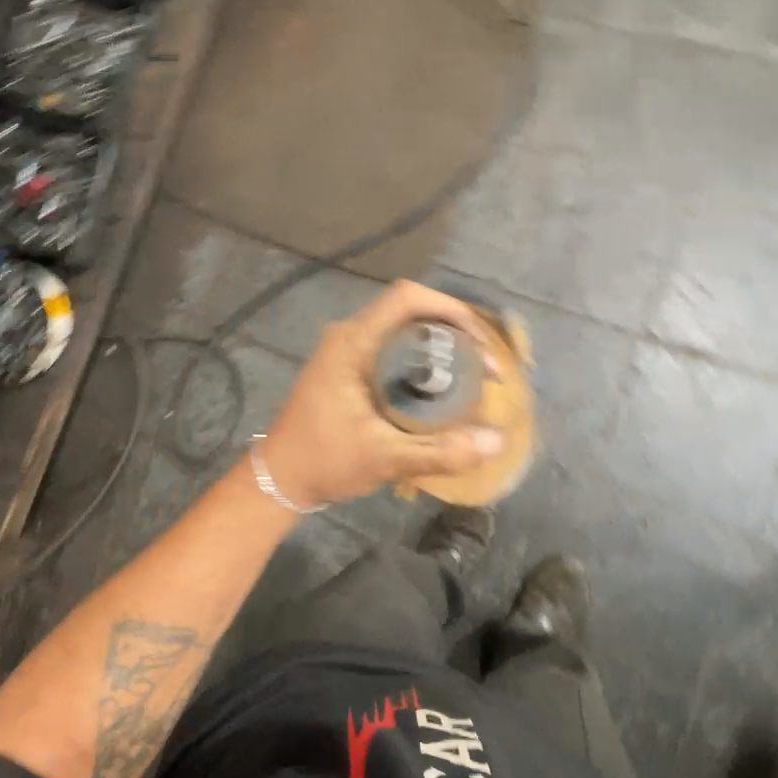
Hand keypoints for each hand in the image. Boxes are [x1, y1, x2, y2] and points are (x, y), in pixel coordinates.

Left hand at [255, 280, 505, 508]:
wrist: (279, 479)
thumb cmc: (325, 461)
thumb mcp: (386, 458)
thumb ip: (442, 451)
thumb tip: (498, 441)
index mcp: (351, 344)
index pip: (406, 298)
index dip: (450, 309)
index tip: (479, 344)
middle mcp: (347, 337)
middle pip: (409, 311)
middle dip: (453, 332)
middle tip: (483, 369)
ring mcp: (344, 351)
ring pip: (401, 330)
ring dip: (438, 347)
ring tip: (470, 378)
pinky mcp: (346, 368)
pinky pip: (391, 348)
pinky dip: (420, 360)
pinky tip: (440, 390)